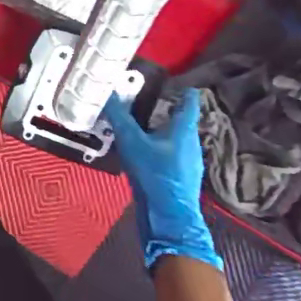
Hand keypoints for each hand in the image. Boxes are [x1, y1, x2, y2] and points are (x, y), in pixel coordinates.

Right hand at [103, 90, 221, 270]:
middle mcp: (192, 141)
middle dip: (162, 109)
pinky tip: (142, 155)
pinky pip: (172, 154)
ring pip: (176, 138)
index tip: (162, 81)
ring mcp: (190, 161)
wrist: (168, 219)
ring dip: (159, 131)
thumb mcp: (131, 142)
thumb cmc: (154, 174)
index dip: (179, 86)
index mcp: (184, 127)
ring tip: (137, 127)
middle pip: (181, 118)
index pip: (190, 98)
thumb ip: (120, 117)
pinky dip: (160, 149)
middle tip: (140, 102)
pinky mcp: (182, 177)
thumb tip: (109, 94)